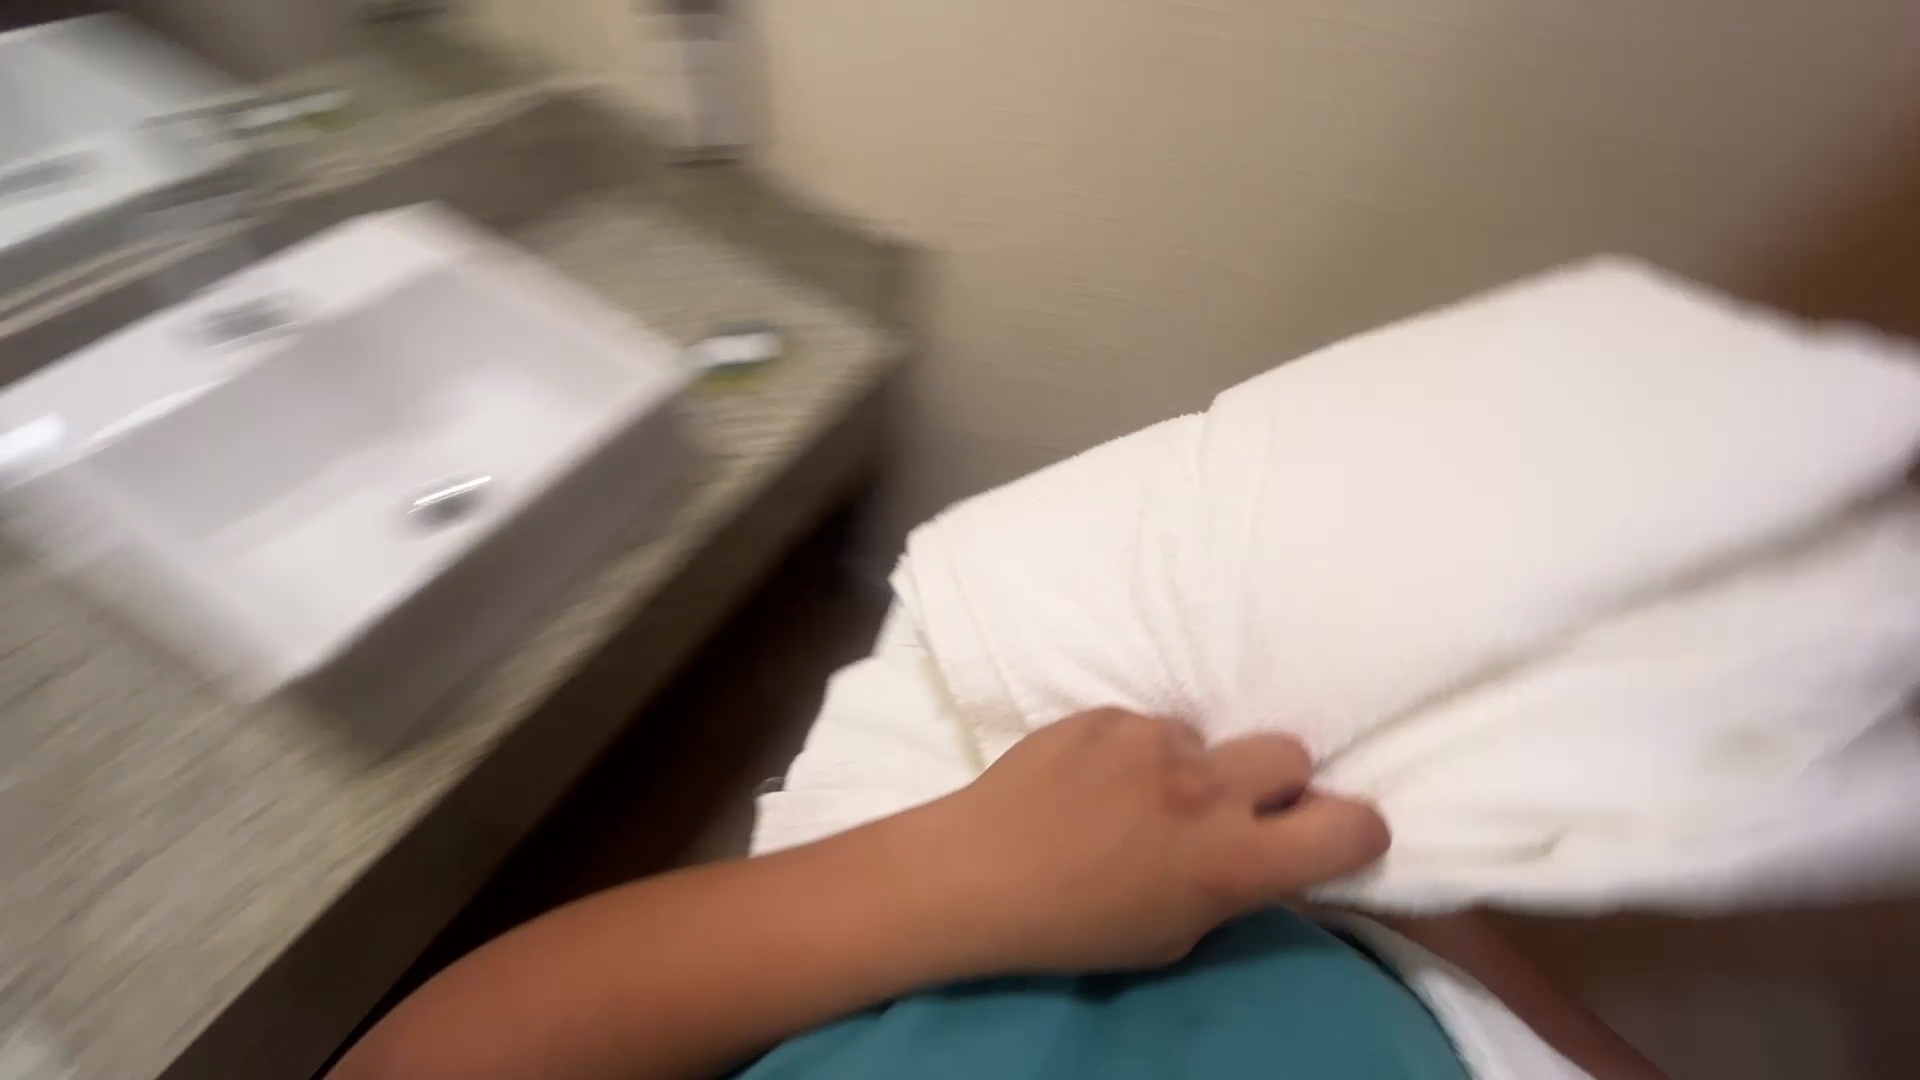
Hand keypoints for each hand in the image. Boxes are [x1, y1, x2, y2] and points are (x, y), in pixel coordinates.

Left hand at [897, 708, 1389, 973]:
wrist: (980, 869)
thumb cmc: (1077, 924)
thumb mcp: (1177, 933)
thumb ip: (1234, 884)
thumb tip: (1267, 849)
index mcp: (1232, 860)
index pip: (1351, 826)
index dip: (1356, 830)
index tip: (1334, 833)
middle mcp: (1205, 788)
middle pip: (1291, 752)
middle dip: (1277, 781)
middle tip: (1231, 806)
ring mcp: (1151, 739)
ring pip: (1206, 737)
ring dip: (1191, 764)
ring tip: (1135, 794)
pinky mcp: (1107, 711)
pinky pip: (1145, 726)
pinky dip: (1135, 749)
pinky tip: (1091, 776)